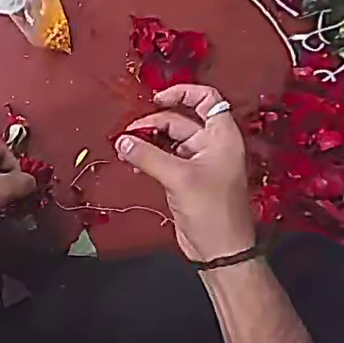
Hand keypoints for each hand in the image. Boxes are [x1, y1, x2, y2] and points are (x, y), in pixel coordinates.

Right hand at [115, 83, 257, 261]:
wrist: (220, 250)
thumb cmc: (211, 210)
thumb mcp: (179, 179)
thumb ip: (148, 156)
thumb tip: (122, 140)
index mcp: (222, 136)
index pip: (207, 99)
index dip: (183, 92)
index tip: (157, 98)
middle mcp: (213, 144)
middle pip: (182, 120)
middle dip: (155, 122)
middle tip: (129, 132)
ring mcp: (200, 161)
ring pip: (171, 139)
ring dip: (149, 140)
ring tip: (125, 145)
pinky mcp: (188, 178)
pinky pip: (167, 158)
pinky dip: (150, 156)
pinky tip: (133, 160)